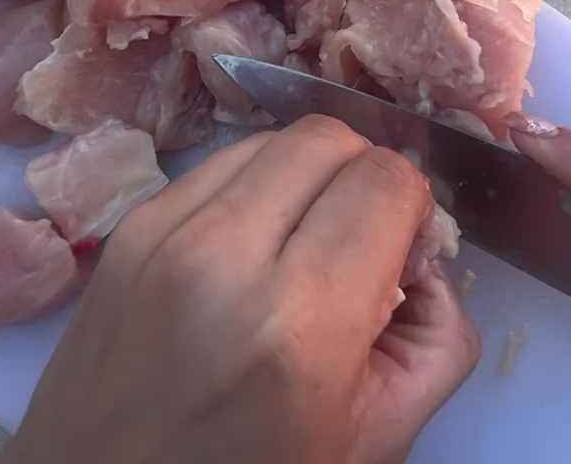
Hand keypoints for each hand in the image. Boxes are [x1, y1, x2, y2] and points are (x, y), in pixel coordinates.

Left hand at [0, 114, 480, 463]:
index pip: (386, 180)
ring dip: (309, 172)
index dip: (411, 204)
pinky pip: (223, 158)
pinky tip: (251, 238)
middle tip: (358, 230)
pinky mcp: (132, 220)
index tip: (402, 244)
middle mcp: (228, 255)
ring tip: (302, 233)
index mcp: (302, 323)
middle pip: (331, 137)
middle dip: (364, 172)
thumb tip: (424, 250)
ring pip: (275, 137)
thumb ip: (438, 335)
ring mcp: (167, 228)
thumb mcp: (377, 436)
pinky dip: (257, 182)